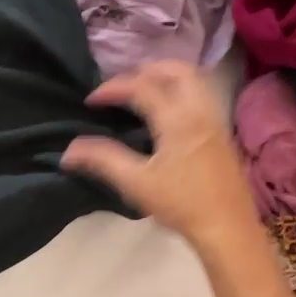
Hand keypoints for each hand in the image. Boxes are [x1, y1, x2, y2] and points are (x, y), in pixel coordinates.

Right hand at [62, 62, 263, 252]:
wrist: (227, 226)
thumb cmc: (181, 204)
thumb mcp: (136, 184)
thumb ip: (102, 161)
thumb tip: (68, 151)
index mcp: (177, 120)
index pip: (142, 88)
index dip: (112, 88)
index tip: (90, 101)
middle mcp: (199, 110)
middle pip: (175, 70)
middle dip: (143, 71)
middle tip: (119, 86)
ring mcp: (214, 119)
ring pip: (193, 79)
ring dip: (164, 77)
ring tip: (140, 92)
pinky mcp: (221, 132)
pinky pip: (201, 93)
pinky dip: (179, 89)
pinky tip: (165, 111)